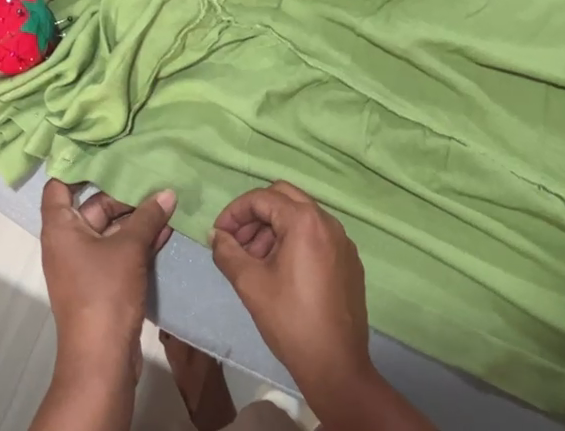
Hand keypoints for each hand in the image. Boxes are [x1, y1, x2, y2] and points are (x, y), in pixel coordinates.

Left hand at [38, 179, 176, 380]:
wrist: (101, 358)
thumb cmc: (104, 293)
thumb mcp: (129, 248)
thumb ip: (147, 217)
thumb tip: (167, 192)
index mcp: (60, 228)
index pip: (60, 185)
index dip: (78, 166)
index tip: (104, 149)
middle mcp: (67, 242)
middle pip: (91, 205)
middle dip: (122, 192)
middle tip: (150, 173)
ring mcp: (84, 264)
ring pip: (109, 230)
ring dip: (135, 218)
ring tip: (165, 198)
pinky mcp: (101, 282)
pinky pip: (118, 251)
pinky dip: (137, 240)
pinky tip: (166, 228)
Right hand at [210, 181, 371, 395]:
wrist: (336, 366)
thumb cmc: (290, 320)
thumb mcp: (250, 283)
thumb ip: (227, 252)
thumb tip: (216, 235)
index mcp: (305, 221)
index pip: (262, 198)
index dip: (235, 212)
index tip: (219, 234)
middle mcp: (328, 222)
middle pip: (283, 198)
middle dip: (255, 216)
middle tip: (236, 242)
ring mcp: (343, 242)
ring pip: (300, 217)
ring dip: (273, 229)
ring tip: (254, 261)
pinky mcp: (349, 261)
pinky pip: (316, 236)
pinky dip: (294, 241)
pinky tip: (280, 272)